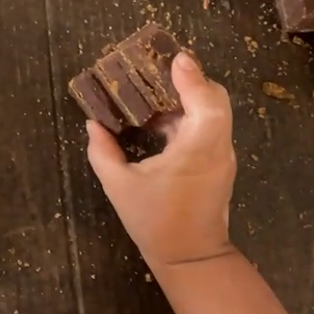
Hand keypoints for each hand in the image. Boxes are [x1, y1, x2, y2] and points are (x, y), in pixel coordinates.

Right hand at [85, 51, 238, 272]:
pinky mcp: (217, 163)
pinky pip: (207, 127)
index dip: (193, 79)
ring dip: (188, 97)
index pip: (206, 104)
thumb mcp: (118, 186)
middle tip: (161, 68)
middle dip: (192, 80)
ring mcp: (220, 156)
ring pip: (213, 112)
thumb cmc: (153, 221)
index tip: (178, 58)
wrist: (190, 255)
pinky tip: (159, 119)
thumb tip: (93, 125)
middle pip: (216, 100)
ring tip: (155, 89)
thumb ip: (103, 152)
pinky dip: (187, 115)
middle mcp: (215, 148)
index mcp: (195, 151)